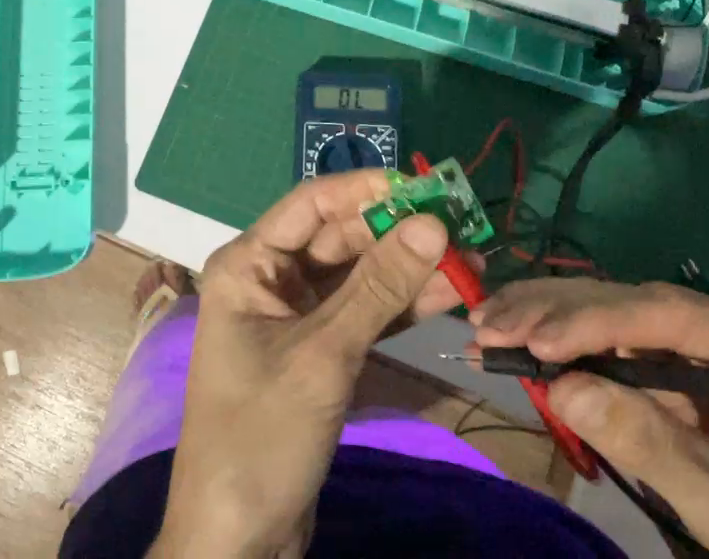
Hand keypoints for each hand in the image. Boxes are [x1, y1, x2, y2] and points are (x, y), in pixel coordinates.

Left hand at [151, 170, 461, 557]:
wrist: (238, 538)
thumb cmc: (262, 435)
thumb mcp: (324, 355)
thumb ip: (379, 288)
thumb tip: (433, 223)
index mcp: (248, 265)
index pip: (311, 206)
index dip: (366, 190)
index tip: (425, 186)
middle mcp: (270, 280)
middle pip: (340, 239)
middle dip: (398, 232)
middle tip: (463, 226)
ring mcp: (296, 317)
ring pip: (358, 276)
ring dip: (409, 269)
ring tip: (470, 260)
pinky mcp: (320, 352)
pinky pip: (364, 314)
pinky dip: (401, 307)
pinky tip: (448, 296)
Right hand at [472, 280, 708, 558]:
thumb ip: (651, 445)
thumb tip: (563, 389)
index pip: (673, 315)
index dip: (600, 322)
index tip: (539, 342)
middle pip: (629, 300)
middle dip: (555, 311)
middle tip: (490, 326)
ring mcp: (685, 333)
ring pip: (603, 302)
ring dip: (539, 310)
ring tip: (483, 323)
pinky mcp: (652, 347)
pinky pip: (594, 326)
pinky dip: (544, 326)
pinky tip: (504, 326)